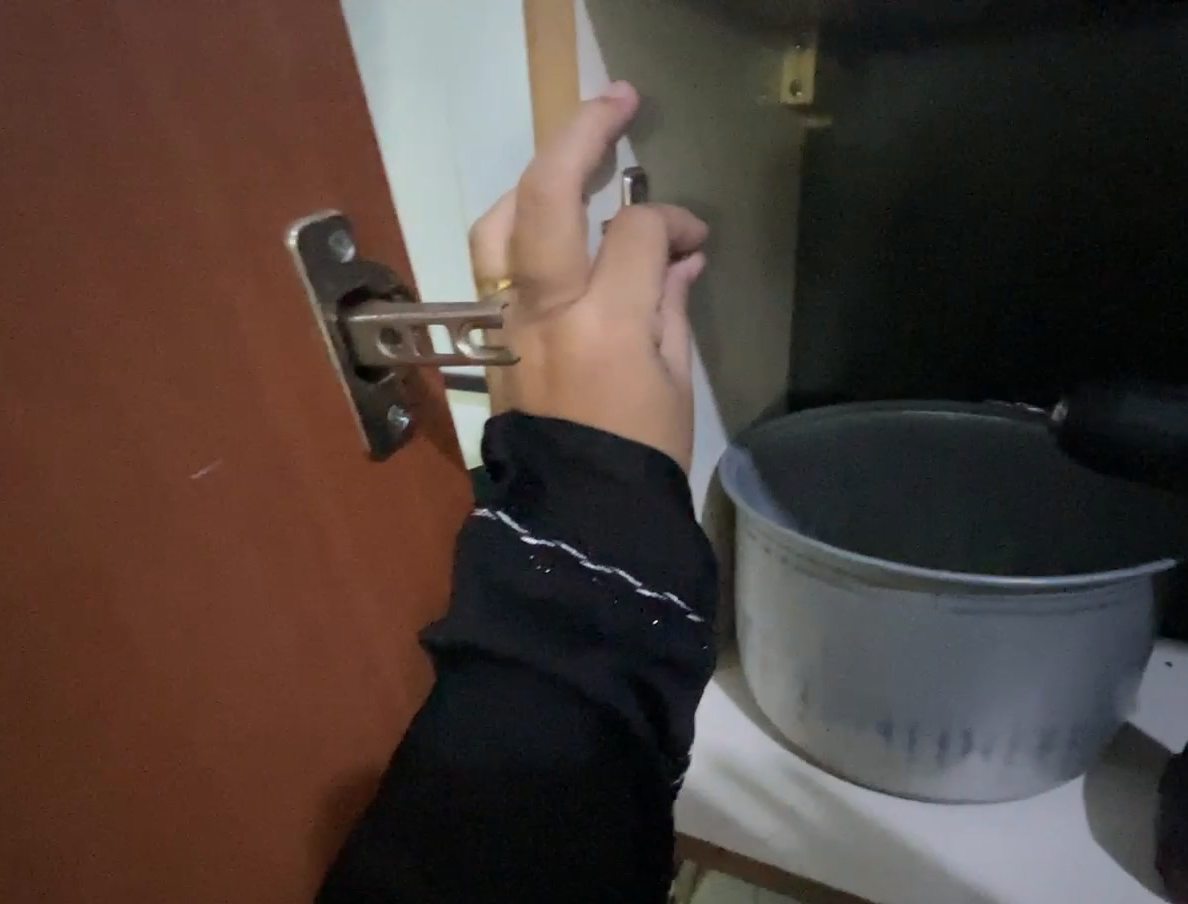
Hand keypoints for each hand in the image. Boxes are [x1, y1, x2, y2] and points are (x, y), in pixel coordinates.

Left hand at [468, 82, 707, 469]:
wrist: (582, 515)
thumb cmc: (644, 457)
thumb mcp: (676, 382)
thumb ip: (671, 307)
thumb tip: (679, 258)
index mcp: (607, 323)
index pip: (639, 232)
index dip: (676, 220)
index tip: (697, 238)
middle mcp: (546, 309)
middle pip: (548, 192)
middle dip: (584, 133)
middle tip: (619, 103)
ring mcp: (507, 322)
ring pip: (500, 221)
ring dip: (535, 180)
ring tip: (571, 167)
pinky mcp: (491, 339)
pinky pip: (493, 265)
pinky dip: (520, 233)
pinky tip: (548, 230)